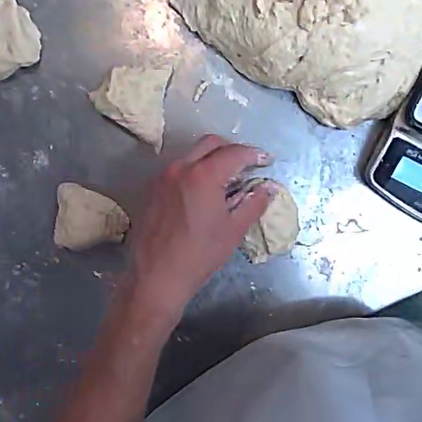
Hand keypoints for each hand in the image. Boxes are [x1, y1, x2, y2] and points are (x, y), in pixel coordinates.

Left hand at [117, 135, 275, 328]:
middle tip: (247, 166)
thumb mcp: (234, 229)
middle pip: (210, 144)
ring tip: (226, 181)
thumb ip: (254, 203)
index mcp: (204, 175)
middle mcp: (181, 168)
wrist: (156, 277)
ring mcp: (163, 177)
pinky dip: (195, 172)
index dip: (255, 155)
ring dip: (212, 160)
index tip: (266, 161)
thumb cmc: (200, 254)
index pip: (235, 153)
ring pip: (192, 155)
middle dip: (232, 150)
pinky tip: (202, 193)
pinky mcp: (151, 189)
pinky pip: (178, 170)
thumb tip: (269, 188)